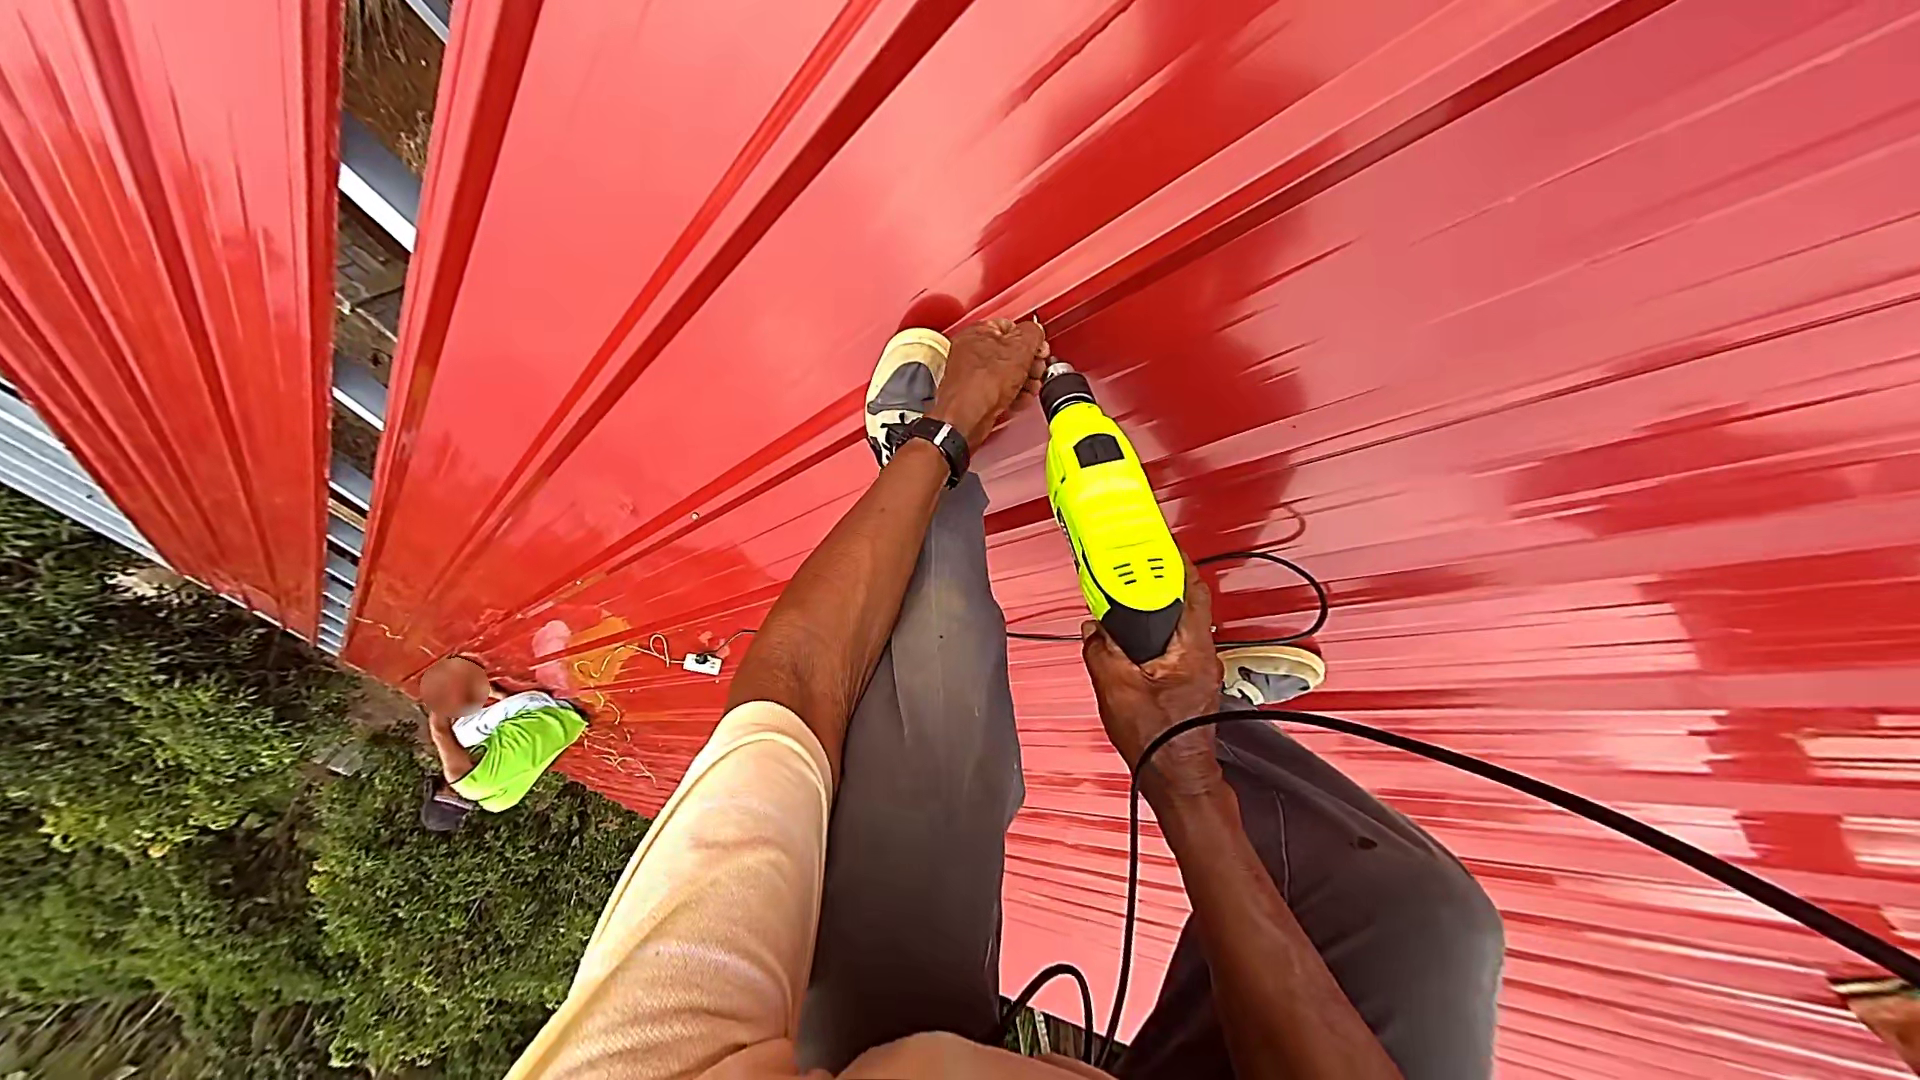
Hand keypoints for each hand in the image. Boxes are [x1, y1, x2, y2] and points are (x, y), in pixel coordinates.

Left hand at [929, 317, 1048, 449]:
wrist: (967, 417)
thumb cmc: (982, 383)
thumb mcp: (1019, 349)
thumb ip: (1032, 334)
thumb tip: (1036, 331)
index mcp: (978, 332)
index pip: (1009, 326)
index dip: (1029, 338)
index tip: (1039, 348)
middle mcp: (971, 352)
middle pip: (1010, 352)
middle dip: (1029, 363)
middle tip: (1036, 370)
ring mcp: (972, 376)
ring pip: (1007, 374)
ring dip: (1024, 382)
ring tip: (1030, 387)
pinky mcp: (976, 396)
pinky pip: (1000, 391)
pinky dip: (1013, 395)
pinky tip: (1019, 399)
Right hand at [1081, 556, 1226, 803]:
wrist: (1176, 775)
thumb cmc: (1159, 742)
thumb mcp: (1116, 690)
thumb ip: (1101, 650)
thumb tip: (1093, 628)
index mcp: (1192, 650)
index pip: (1192, 590)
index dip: (1175, 562)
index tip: (1157, 545)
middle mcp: (1202, 655)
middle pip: (1185, 602)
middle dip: (1160, 580)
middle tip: (1137, 564)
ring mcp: (1198, 667)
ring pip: (1179, 622)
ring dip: (1157, 606)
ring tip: (1131, 596)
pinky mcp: (1189, 679)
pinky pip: (1173, 642)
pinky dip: (1154, 630)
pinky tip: (1133, 636)